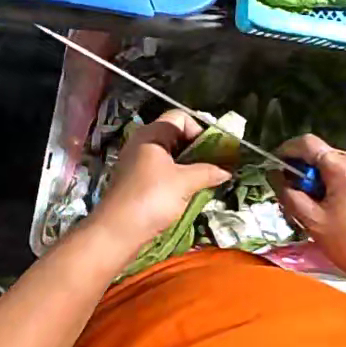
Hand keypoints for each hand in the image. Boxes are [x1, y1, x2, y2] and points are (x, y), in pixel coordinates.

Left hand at [88, 110, 230, 253]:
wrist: (118, 228)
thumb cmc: (151, 197)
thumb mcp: (184, 182)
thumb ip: (207, 171)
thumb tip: (227, 169)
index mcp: (152, 133)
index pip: (181, 118)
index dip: (200, 130)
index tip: (215, 151)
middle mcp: (143, 141)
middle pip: (177, 135)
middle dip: (199, 149)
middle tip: (217, 167)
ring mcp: (139, 160)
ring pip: (171, 155)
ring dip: (191, 165)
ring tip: (208, 181)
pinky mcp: (138, 179)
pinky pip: (164, 170)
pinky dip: (179, 176)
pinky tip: (191, 191)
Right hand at [273, 134, 345, 280]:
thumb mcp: (311, 221)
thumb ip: (288, 194)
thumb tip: (276, 177)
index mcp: (344, 171)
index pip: (308, 143)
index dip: (287, 150)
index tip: (278, 164)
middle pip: (324, 154)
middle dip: (306, 169)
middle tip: (296, 190)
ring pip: (339, 165)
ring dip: (323, 177)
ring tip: (319, 202)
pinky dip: (341, 183)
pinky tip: (340, 207)